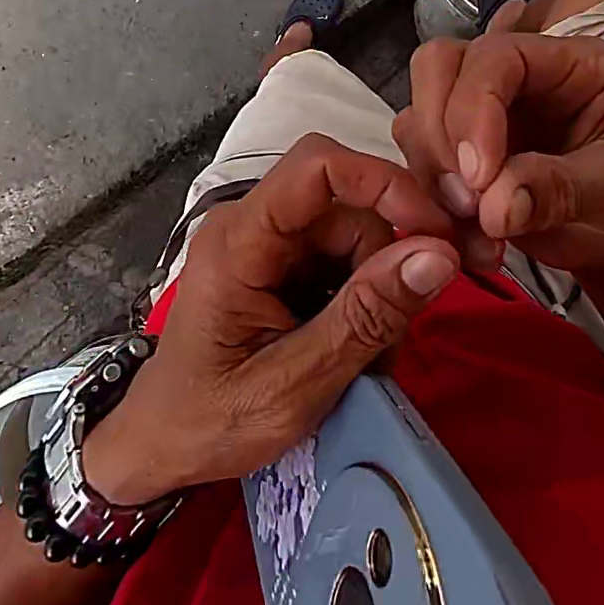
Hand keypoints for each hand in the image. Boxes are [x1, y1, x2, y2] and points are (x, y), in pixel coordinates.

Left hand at [82, 134, 460, 504]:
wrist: (166, 437)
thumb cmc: (212, 417)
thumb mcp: (295, 382)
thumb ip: (365, 317)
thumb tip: (437, 254)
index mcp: (238, 242)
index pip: (315, 167)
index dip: (384, 182)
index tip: (437, 234)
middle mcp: (249, 227)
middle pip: (344, 207)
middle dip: (386, 264)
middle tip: (390, 339)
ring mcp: (263, 245)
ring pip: (351, 235)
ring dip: (376, 291)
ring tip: (363, 358)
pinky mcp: (277, 266)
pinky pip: (340, 260)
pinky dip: (361, 300)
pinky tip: (351, 348)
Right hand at [390, 33, 603, 273]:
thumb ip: (557, 191)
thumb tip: (494, 204)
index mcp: (569, 64)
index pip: (497, 56)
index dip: (474, 108)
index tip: (479, 176)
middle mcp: (511, 75)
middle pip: (437, 66)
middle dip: (438, 131)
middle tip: (464, 196)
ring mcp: (471, 107)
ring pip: (416, 111)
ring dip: (430, 167)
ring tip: (469, 218)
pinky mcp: (445, 143)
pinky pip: (411, 155)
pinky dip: (424, 190)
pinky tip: (459, 222)